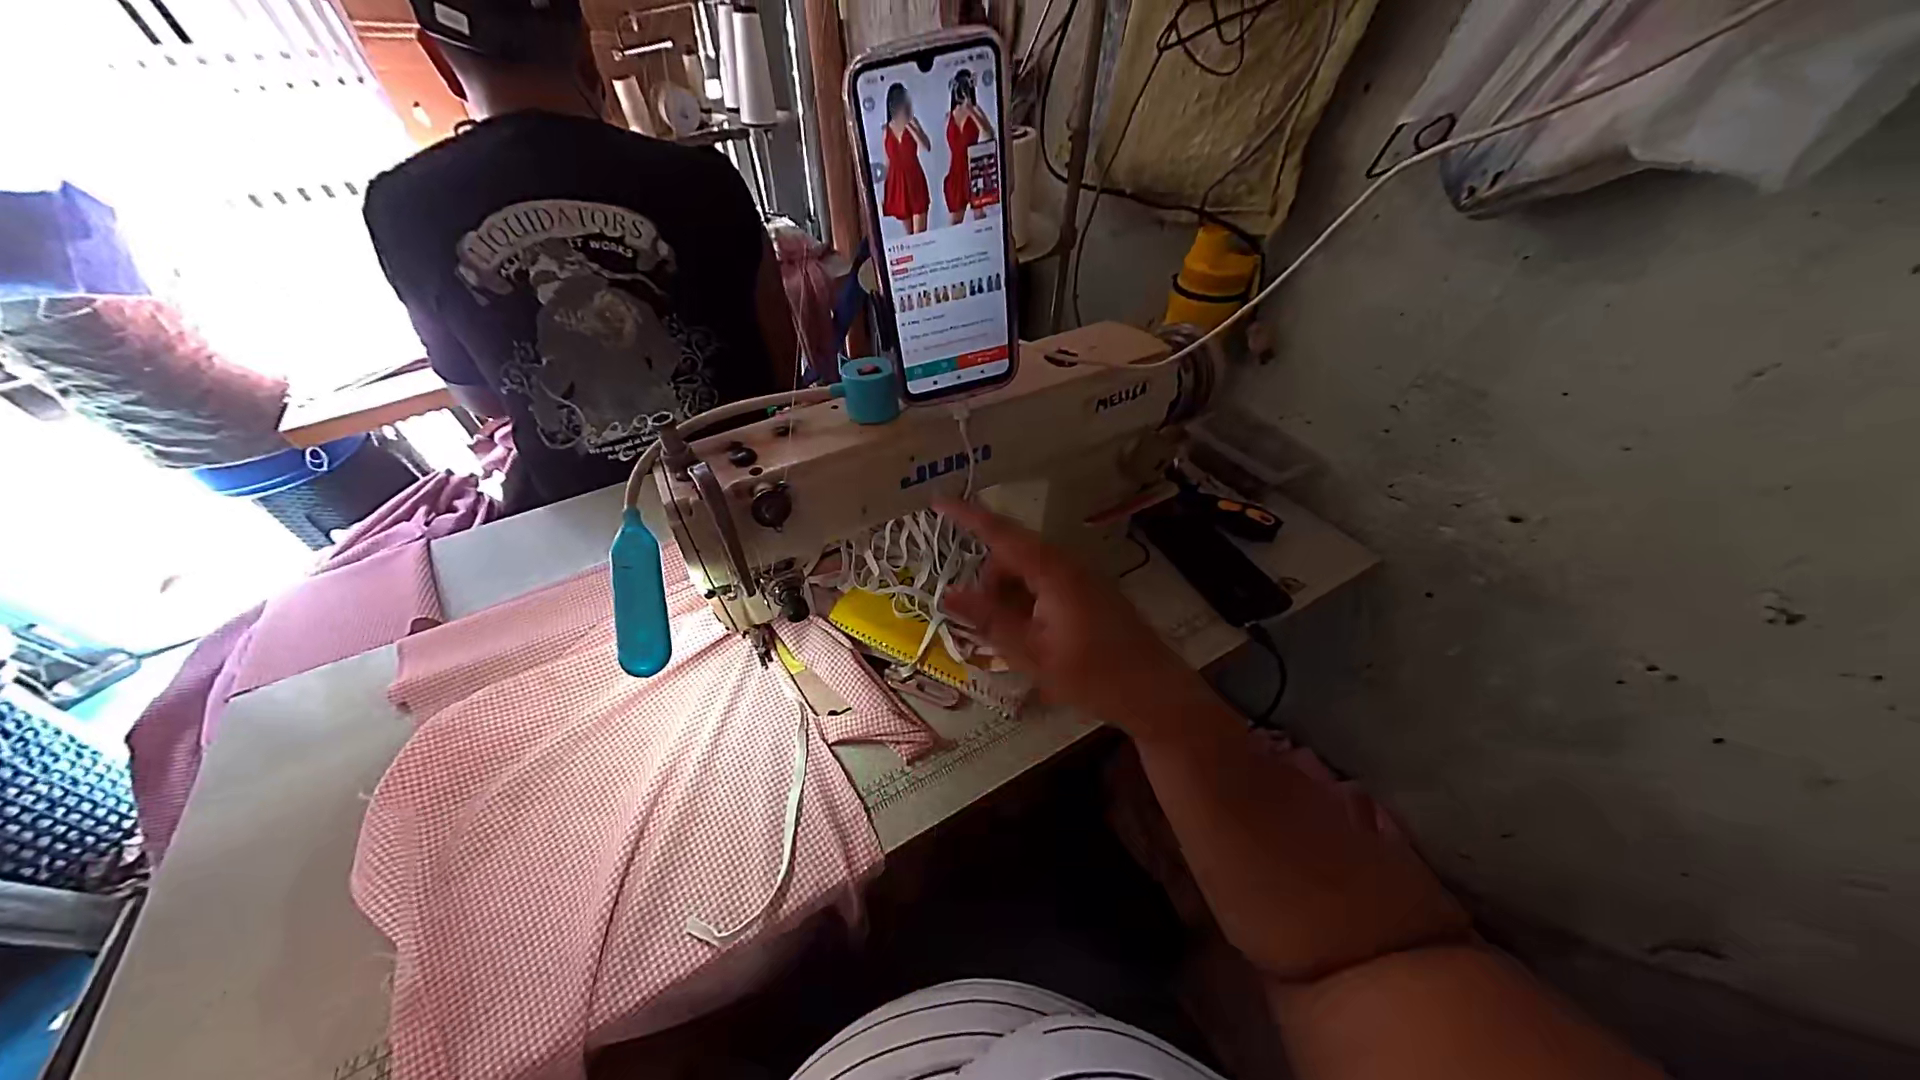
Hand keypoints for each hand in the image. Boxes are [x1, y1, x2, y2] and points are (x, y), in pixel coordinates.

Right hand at [936, 499, 1216, 740]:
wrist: (1156, 693)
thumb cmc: (1093, 675)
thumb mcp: (1031, 653)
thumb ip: (989, 620)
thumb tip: (947, 593)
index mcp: (1052, 571)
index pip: (1001, 533)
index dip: (967, 516)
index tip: (937, 501)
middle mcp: (1068, 564)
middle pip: (1012, 556)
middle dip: (989, 583)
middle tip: (984, 626)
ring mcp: (1082, 578)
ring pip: (1028, 573)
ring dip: (1009, 597)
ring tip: (1013, 640)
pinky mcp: (1091, 594)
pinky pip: (1047, 585)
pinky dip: (1028, 603)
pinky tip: (1033, 637)